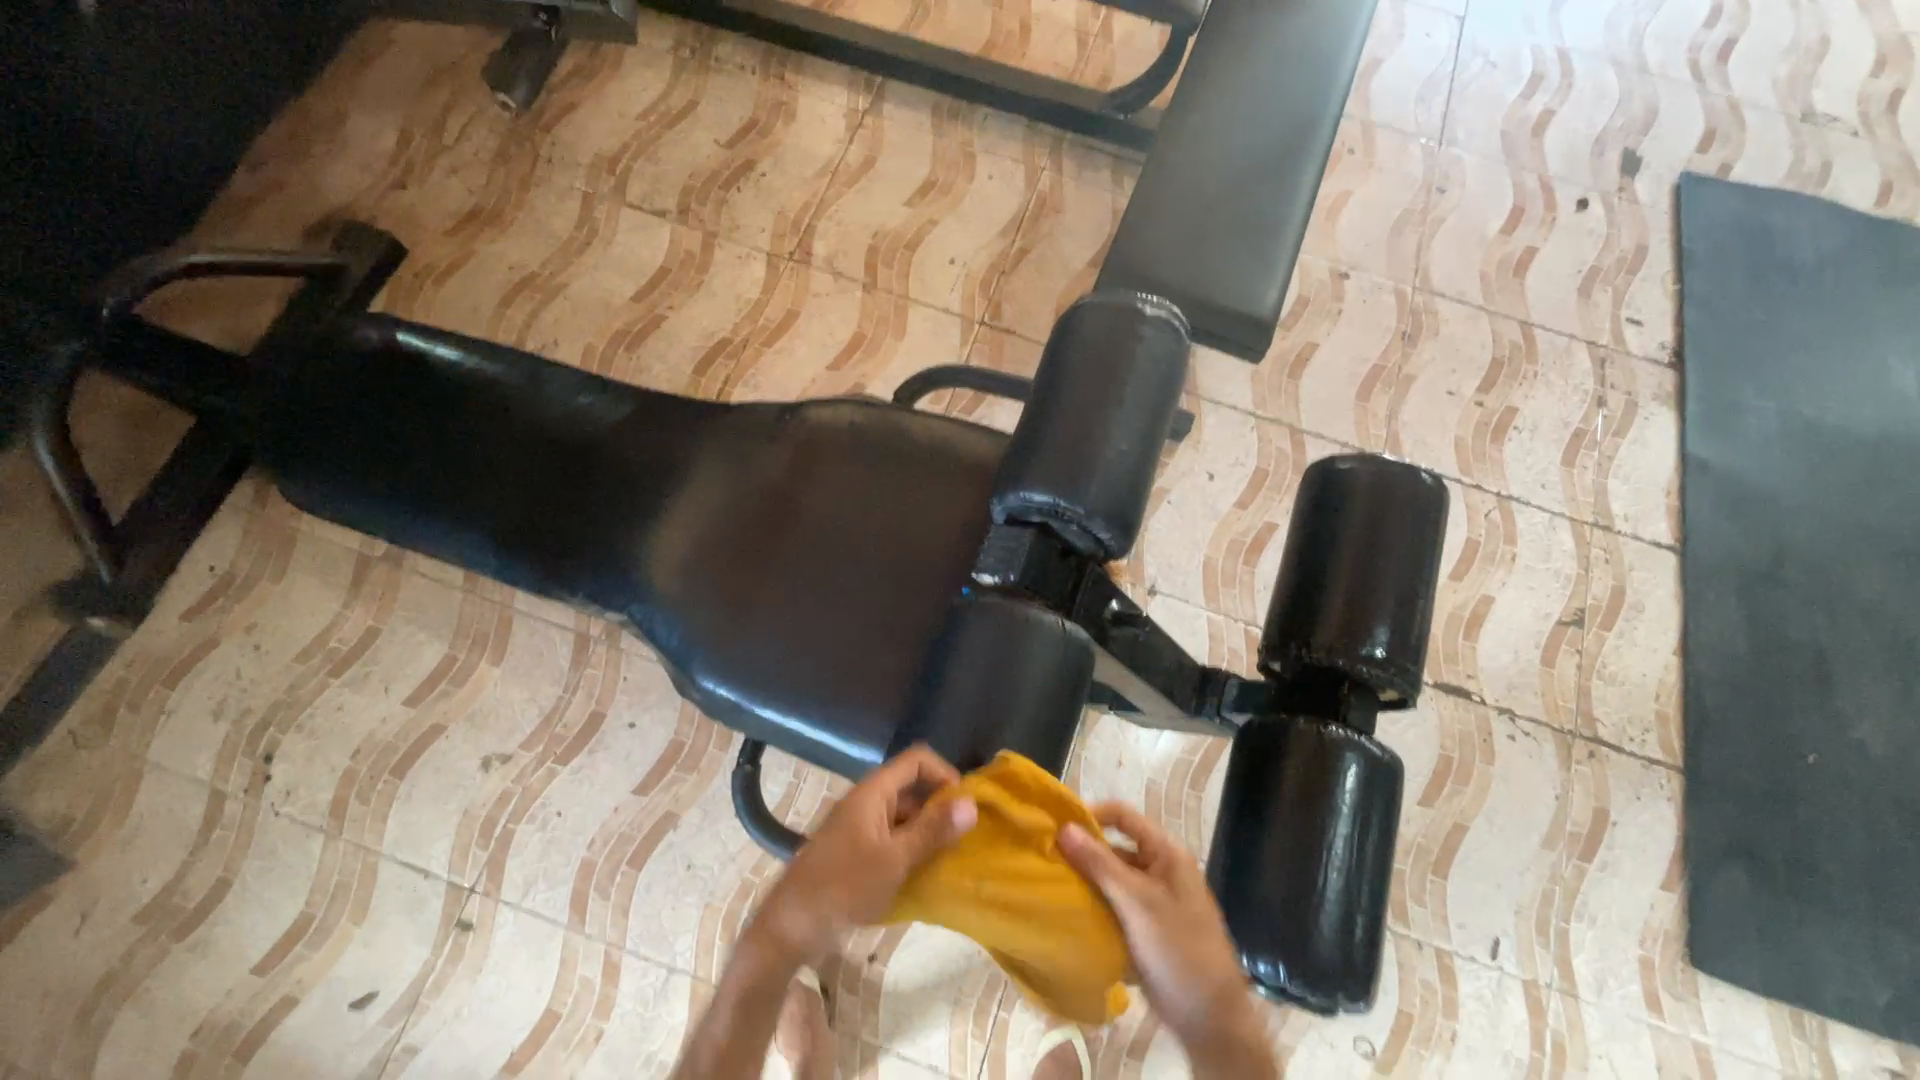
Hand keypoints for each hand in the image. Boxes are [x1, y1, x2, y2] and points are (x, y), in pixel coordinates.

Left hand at [747, 745, 977, 964]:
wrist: (790, 925)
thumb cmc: (843, 886)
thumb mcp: (895, 859)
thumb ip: (933, 830)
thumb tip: (972, 802)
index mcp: (873, 792)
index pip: (916, 760)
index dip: (945, 773)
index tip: (965, 805)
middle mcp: (865, 801)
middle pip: (911, 787)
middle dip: (940, 806)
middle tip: (965, 836)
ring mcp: (858, 826)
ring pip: (902, 815)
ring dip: (927, 830)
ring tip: (952, 857)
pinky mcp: (854, 851)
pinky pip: (891, 837)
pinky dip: (910, 848)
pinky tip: (925, 874)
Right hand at [1058, 804, 1269, 1067]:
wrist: (1210, 1018)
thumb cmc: (1178, 949)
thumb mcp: (1138, 903)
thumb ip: (1100, 864)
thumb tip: (1064, 828)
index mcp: (1166, 853)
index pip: (1123, 816)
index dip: (1090, 816)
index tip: (1055, 829)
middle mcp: (1159, 870)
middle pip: (1114, 847)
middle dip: (1082, 852)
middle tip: (1044, 861)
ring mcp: (1152, 900)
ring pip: (1110, 878)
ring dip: (1084, 881)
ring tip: (1048, 885)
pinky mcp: (1143, 928)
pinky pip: (1112, 905)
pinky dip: (1092, 905)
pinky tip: (1067, 912)